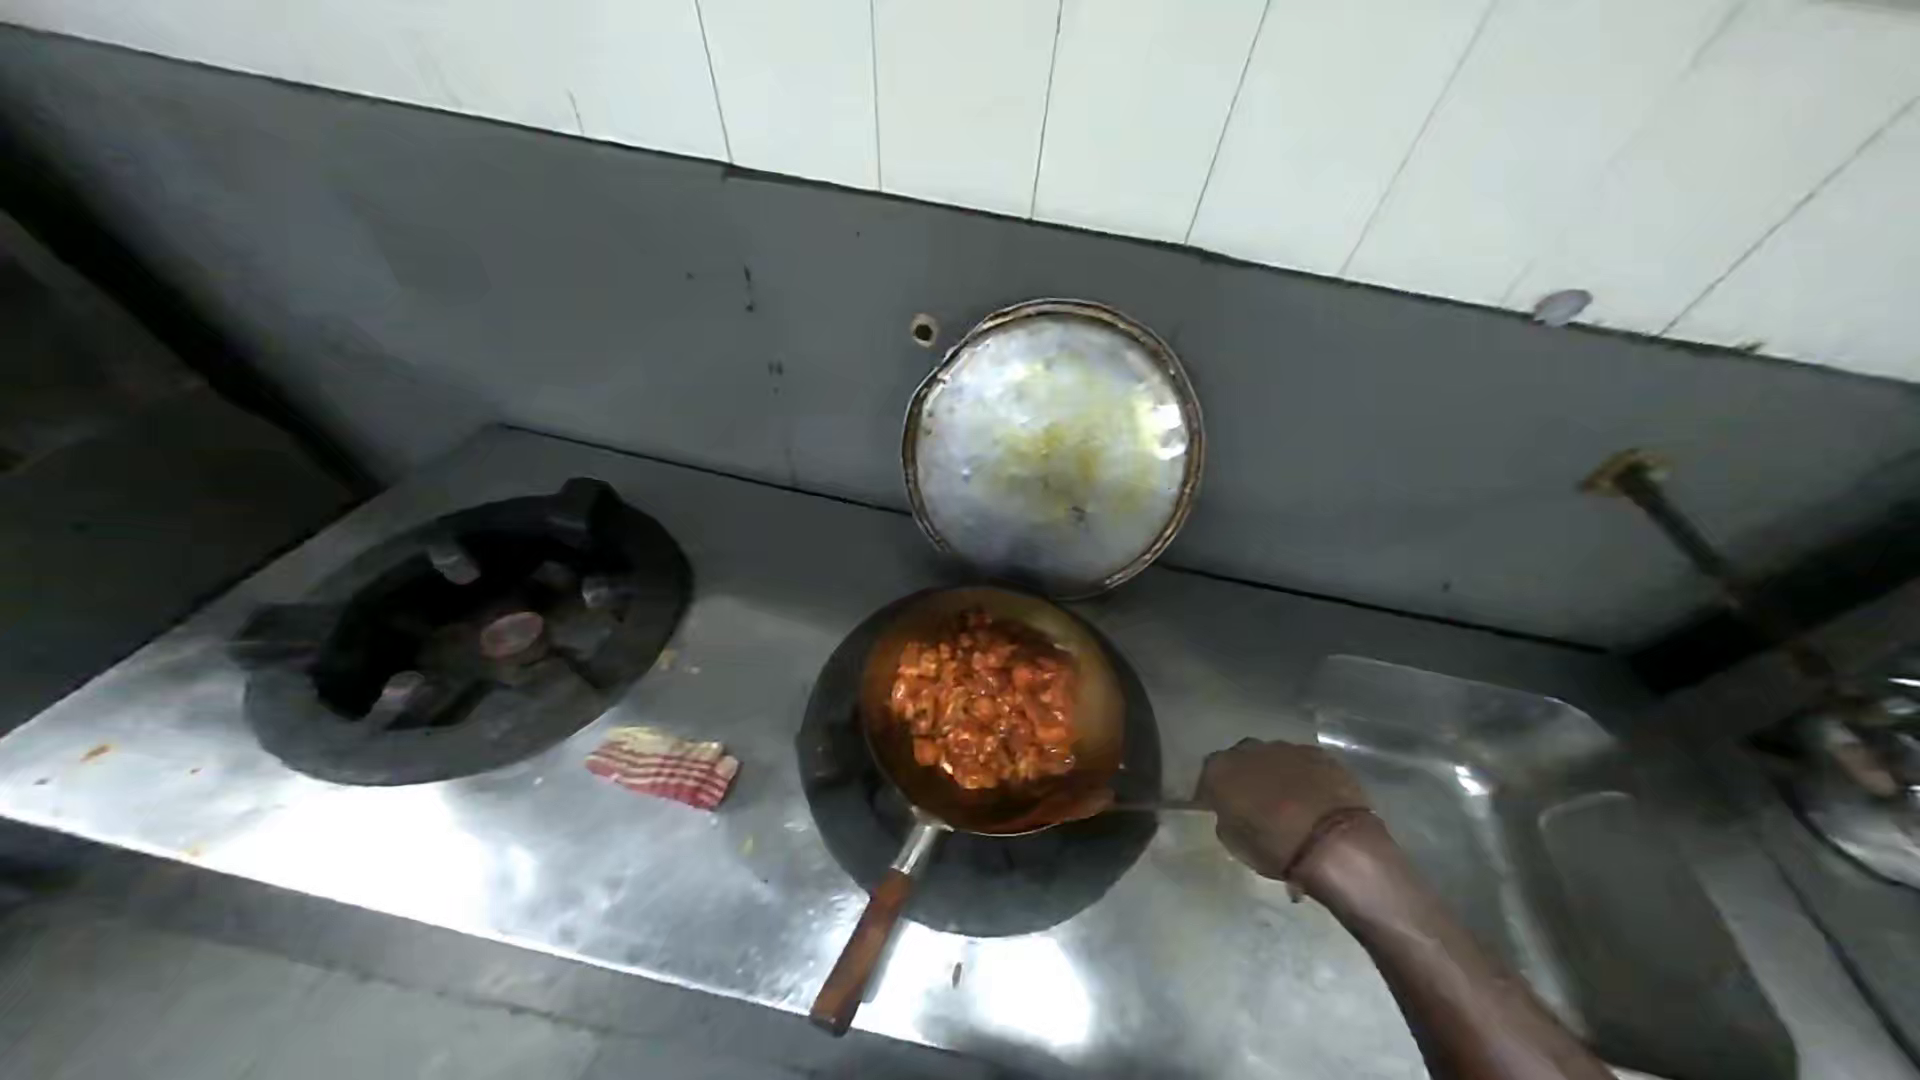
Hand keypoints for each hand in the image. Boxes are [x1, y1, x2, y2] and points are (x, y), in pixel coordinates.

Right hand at [1198, 739, 1371, 879]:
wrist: (1333, 842)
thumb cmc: (1275, 847)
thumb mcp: (1234, 842)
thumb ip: (1226, 818)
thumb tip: (1231, 812)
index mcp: (1219, 770)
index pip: (1207, 778)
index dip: (1213, 794)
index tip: (1219, 809)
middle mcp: (1246, 750)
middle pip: (1240, 760)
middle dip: (1245, 777)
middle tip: (1255, 803)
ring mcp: (1284, 748)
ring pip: (1273, 758)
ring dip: (1276, 774)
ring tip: (1289, 800)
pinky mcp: (1319, 753)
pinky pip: (1304, 763)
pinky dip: (1305, 776)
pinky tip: (1315, 797)